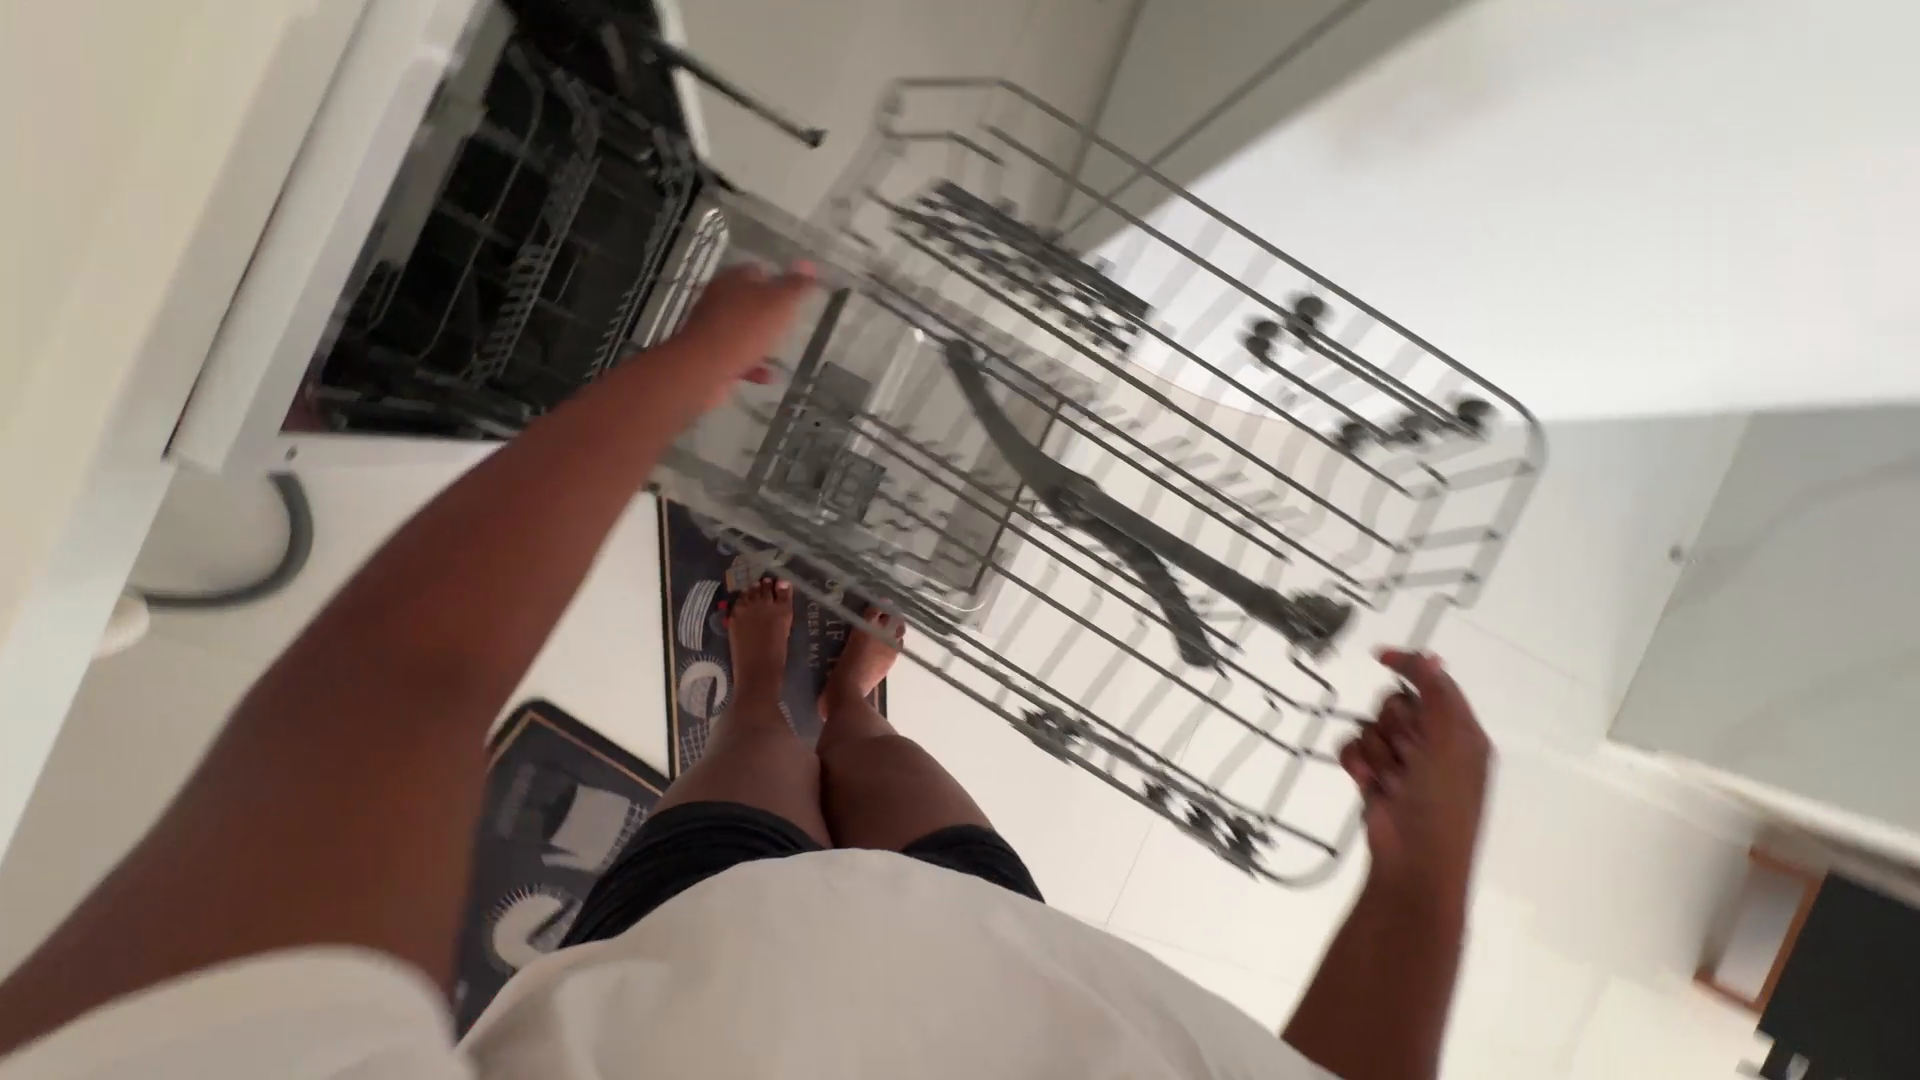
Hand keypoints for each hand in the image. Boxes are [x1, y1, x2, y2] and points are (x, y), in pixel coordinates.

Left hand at [655, 261, 815, 411]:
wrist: (705, 369)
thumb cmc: (744, 330)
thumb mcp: (778, 303)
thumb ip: (796, 286)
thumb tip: (811, 266)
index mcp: (732, 281)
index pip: (757, 271)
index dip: (778, 279)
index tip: (795, 293)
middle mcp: (718, 301)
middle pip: (748, 301)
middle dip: (769, 312)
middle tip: (791, 322)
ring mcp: (712, 330)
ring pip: (742, 331)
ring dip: (762, 341)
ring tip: (783, 351)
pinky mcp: (710, 357)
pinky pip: (737, 358)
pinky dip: (754, 366)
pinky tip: (770, 376)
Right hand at [1339, 650, 1492, 903]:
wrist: (1415, 862)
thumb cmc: (1442, 804)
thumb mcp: (1450, 745)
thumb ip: (1439, 697)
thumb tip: (1431, 657)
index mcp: (1461, 734)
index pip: (1434, 685)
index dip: (1409, 668)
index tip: (1380, 657)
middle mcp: (1432, 743)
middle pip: (1395, 704)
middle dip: (1391, 723)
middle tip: (1405, 749)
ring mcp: (1402, 761)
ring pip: (1370, 726)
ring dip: (1373, 748)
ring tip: (1387, 776)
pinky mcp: (1375, 776)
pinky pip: (1352, 748)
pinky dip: (1355, 762)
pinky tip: (1364, 780)